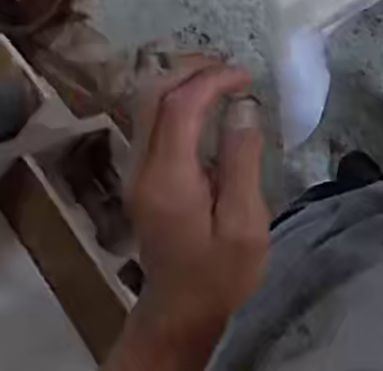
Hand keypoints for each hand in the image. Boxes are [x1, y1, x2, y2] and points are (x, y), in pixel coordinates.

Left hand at [104, 57, 266, 370]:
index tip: (247, 76)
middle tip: (234, 68)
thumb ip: (242, 160)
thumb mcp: (244, 222)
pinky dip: (179, 95)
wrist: (180, 314)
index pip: (180, 106)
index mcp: (167, 178)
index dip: (213, 79)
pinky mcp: (141, 173)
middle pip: (153, 94)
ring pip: (147, 101)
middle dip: (193, 69)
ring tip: (224, 77)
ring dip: (184, 78)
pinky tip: (208, 99)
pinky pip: (152, 117)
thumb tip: (242, 106)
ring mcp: (136, 170)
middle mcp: (141, 168)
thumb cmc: (220, 272)